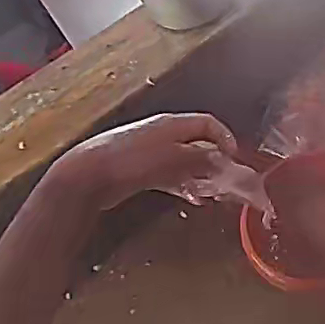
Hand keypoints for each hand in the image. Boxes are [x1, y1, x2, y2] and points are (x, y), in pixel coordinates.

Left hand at [45, 113, 240, 211]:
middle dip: (216, 162)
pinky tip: (192, 199)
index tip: (236, 159)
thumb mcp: (172, 158)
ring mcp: (151, 153)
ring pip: (185, 163)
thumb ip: (201, 158)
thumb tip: (225, 160)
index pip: (208, 124)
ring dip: (201, 177)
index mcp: (172, 125)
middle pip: (198, 144)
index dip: (226, 138)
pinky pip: (171, 176)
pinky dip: (184, 186)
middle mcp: (163, 135)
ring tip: (213, 194)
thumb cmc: (132, 161)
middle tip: (227, 182)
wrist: (88, 176)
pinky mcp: (141, 172)